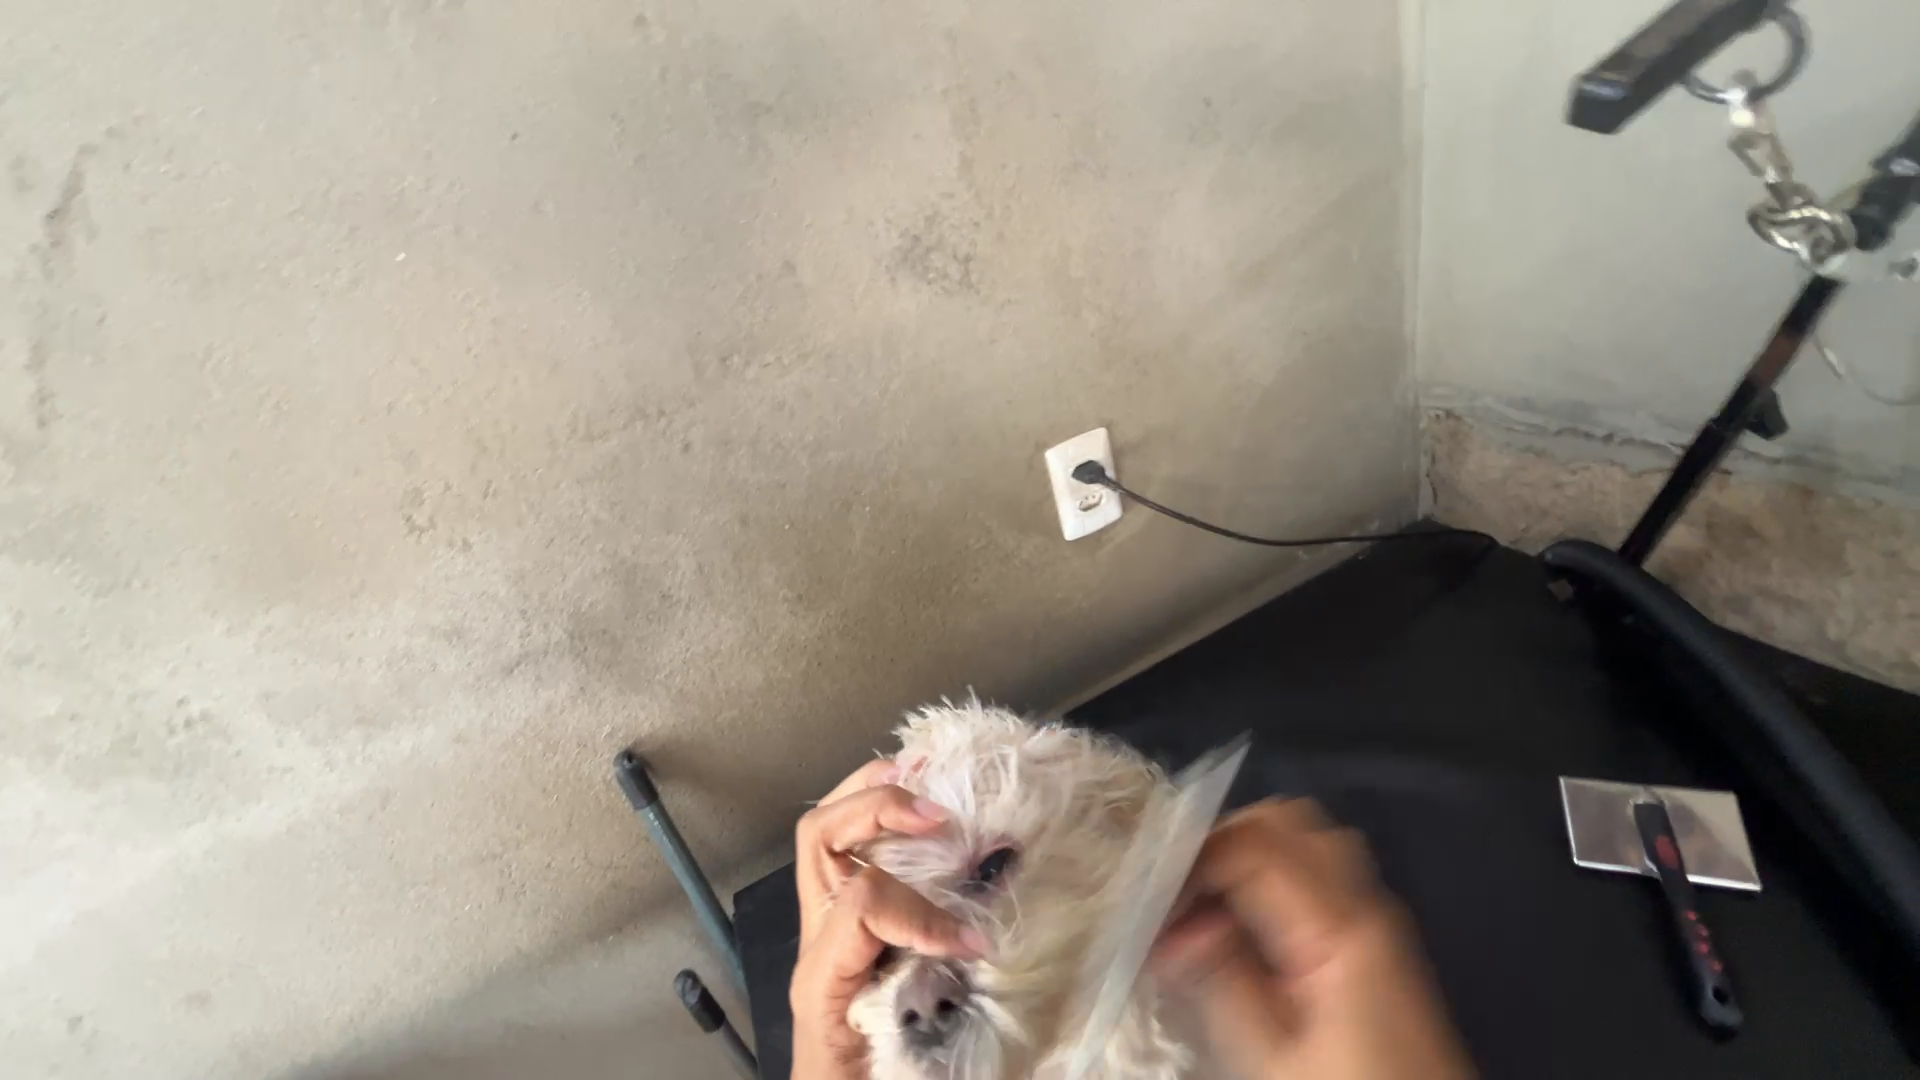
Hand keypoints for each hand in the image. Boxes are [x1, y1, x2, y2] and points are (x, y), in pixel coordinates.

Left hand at [790, 759, 987, 1079]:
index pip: (860, 908)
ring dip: (873, 793)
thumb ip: (945, 1021)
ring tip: (923, 777)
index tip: (972, 941)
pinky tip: (917, 804)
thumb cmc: (862, 1079)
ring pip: (825, 828)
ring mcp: (823, 919)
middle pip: (820, 837)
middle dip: (878, 809)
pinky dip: (880, 814)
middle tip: (936, 814)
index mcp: (823, 977)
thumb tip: (991, 956)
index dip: (920, 913)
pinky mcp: (840, 914)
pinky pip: (846, 846)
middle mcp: (815, 937)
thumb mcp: (903, 1060)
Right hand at [1151, 799, 1473, 1079]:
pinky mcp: (1374, 933)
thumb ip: (1221, 981)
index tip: (1158, 897)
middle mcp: (1364, 902)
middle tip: (1183, 889)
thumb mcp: (1272, 1061)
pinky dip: (1270, 869)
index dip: (1195, 857)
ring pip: (1303, 835)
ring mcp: (1375, 913)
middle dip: (1222, 840)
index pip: (1254, 843)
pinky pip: (1317, 866)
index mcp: (1341, 928)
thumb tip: (1174, 924)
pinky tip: (1245, 919)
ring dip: (1247, 851)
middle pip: (1284, 820)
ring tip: (1208, 901)